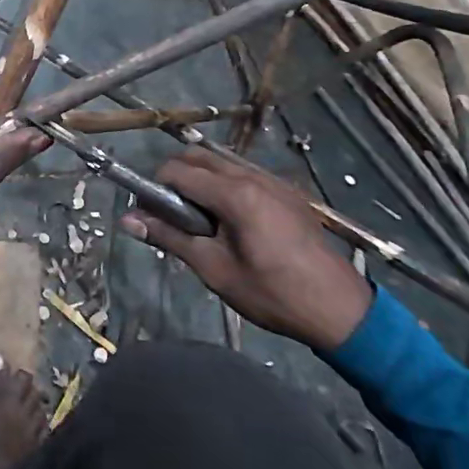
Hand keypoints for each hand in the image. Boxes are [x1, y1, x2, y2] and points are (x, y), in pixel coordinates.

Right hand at [120, 148, 370, 350]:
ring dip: (200, 179)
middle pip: (197, 156)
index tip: (153, 216)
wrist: (342, 312)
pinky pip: (244, 174)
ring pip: (221, 162)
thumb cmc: (272, 292)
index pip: (176, 170)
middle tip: (173, 214)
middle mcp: (253, 177)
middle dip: (175, 178)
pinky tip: (231, 221)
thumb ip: (169, 237)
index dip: (155, 189)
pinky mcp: (288, 193)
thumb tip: (126, 220)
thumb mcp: (213, 268)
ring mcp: (274, 182)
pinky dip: (225, 185)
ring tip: (202, 220)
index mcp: (234, 193)